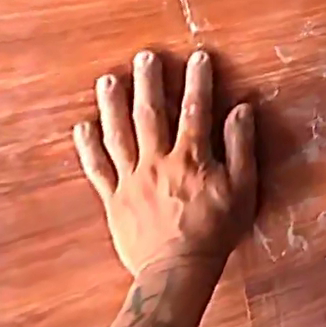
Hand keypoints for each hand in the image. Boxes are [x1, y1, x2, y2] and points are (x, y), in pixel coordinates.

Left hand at [72, 49, 257, 277]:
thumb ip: (241, 145)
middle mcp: (157, 162)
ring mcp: (131, 180)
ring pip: (118, 135)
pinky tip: (83, 126)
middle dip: (149, 83)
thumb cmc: (218, 227)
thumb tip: (241, 109)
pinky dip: (88, 146)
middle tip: (145, 57)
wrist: (177, 269)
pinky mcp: (114, 199)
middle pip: (151, 115)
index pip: (195, 109)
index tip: (197, 57)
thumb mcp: (243, 186)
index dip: (198, 81)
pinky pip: (97, 168)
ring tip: (109, 80)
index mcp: (192, 157)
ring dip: (113, 105)